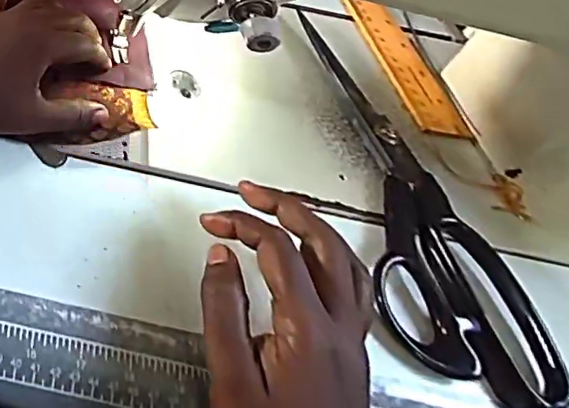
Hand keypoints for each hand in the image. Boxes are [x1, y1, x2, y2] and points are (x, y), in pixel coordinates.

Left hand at [0, 0, 111, 134]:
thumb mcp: (34, 115)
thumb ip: (71, 114)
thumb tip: (100, 113)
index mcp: (47, 43)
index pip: (84, 44)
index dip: (98, 56)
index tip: (101, 68)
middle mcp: (29, 22)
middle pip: (69, 18)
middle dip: (86, 33)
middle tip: (92, 51)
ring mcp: (4, 17)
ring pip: (42, 4)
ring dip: (59, 13)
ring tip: (67, 27)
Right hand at [200, 182, 371, 407]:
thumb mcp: (231, 377)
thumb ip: (222, 309)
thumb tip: (219, 255)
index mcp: (309, 330)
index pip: (279, 248)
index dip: (243, 222)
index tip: (215, 220)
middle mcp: (341, 332)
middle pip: (324, 243)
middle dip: (285, 206)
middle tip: (251, 191)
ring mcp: (353, 343)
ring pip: (347, 263)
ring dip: (312, 225)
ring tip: (281, 209)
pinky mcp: (353, 354)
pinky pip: (353, 286)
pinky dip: (330, 255)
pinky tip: (312, 255)